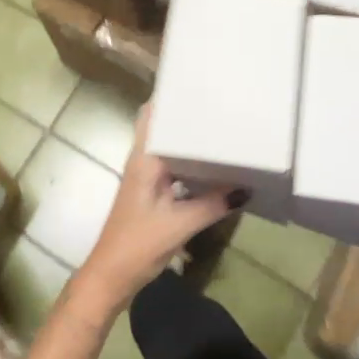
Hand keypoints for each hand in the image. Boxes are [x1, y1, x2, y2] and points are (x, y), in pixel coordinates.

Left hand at [74, 106, 238, 310]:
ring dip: (190, 143)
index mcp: (144, 159)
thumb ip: (213, 204)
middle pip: (164, 129)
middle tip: (221, 105)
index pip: (152, 114)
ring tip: (223, 131)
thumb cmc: (138, 243)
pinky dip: (191, 166)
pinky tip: (214, 170)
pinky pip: (174, 170)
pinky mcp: (153, 195)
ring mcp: (147, 179)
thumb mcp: (180, 224)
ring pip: (170, 150)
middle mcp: (143, 162)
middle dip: (188, 118)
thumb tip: (246, 187)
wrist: (111, 276)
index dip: (170, 97)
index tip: (197, 83)